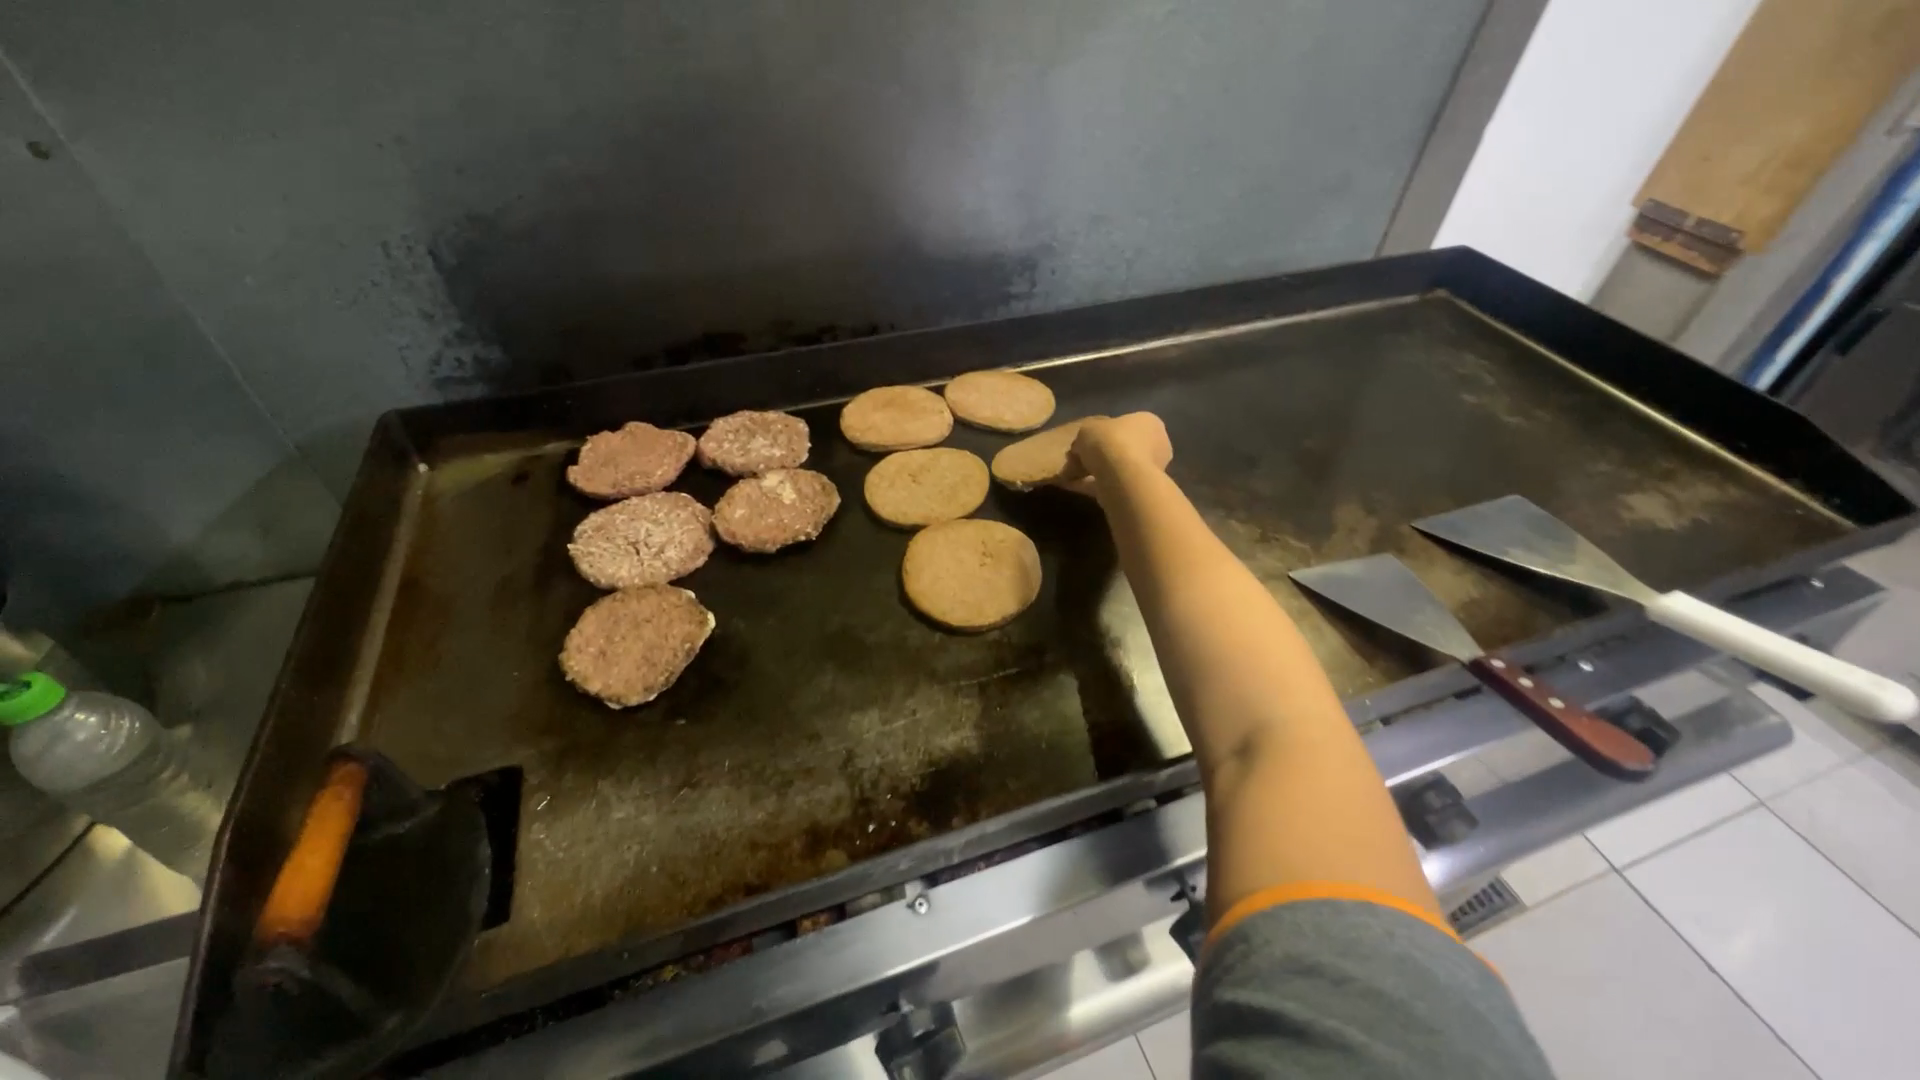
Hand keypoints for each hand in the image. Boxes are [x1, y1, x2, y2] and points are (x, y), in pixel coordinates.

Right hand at [1057, 412, 1171, 494]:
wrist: (1122, 477)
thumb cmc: (1110, 441)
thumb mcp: (1088, 428)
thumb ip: (1087, 435)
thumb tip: (1083, 447)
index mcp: (1150, 422)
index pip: (1126, 424)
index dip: (1102, 432)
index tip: (1085, 441)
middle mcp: (1156, 445)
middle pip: (1123, 448)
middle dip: (1100, 454)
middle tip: (1077, 459)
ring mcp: (1151, 471)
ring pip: (1118, 468)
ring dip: (1096, 471)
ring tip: (1072, 475)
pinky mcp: (1141, 491)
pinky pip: (1113, 484)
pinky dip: (1094, 485)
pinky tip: (1076, 486)